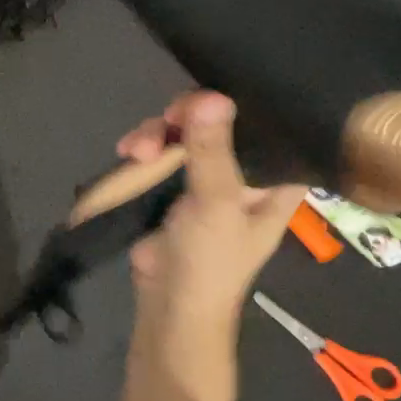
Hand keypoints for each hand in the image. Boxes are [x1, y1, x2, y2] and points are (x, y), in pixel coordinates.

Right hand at [116, 92, 305, 331]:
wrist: (170, 305)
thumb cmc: (211, 260)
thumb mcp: (216, 203)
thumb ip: (212, 150)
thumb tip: (210, 95)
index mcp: (272, 177)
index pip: (260, 123)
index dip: (231, 105)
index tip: (198, 103)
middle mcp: (243, 172)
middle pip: (212, 122)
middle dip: (178, 122)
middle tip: (159, 129)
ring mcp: (204, 179)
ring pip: (180, 135)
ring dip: (153, 137)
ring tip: (133, 152)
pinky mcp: (171, 188)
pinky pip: (159, 154)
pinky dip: (143, 150)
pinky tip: (127, 154)